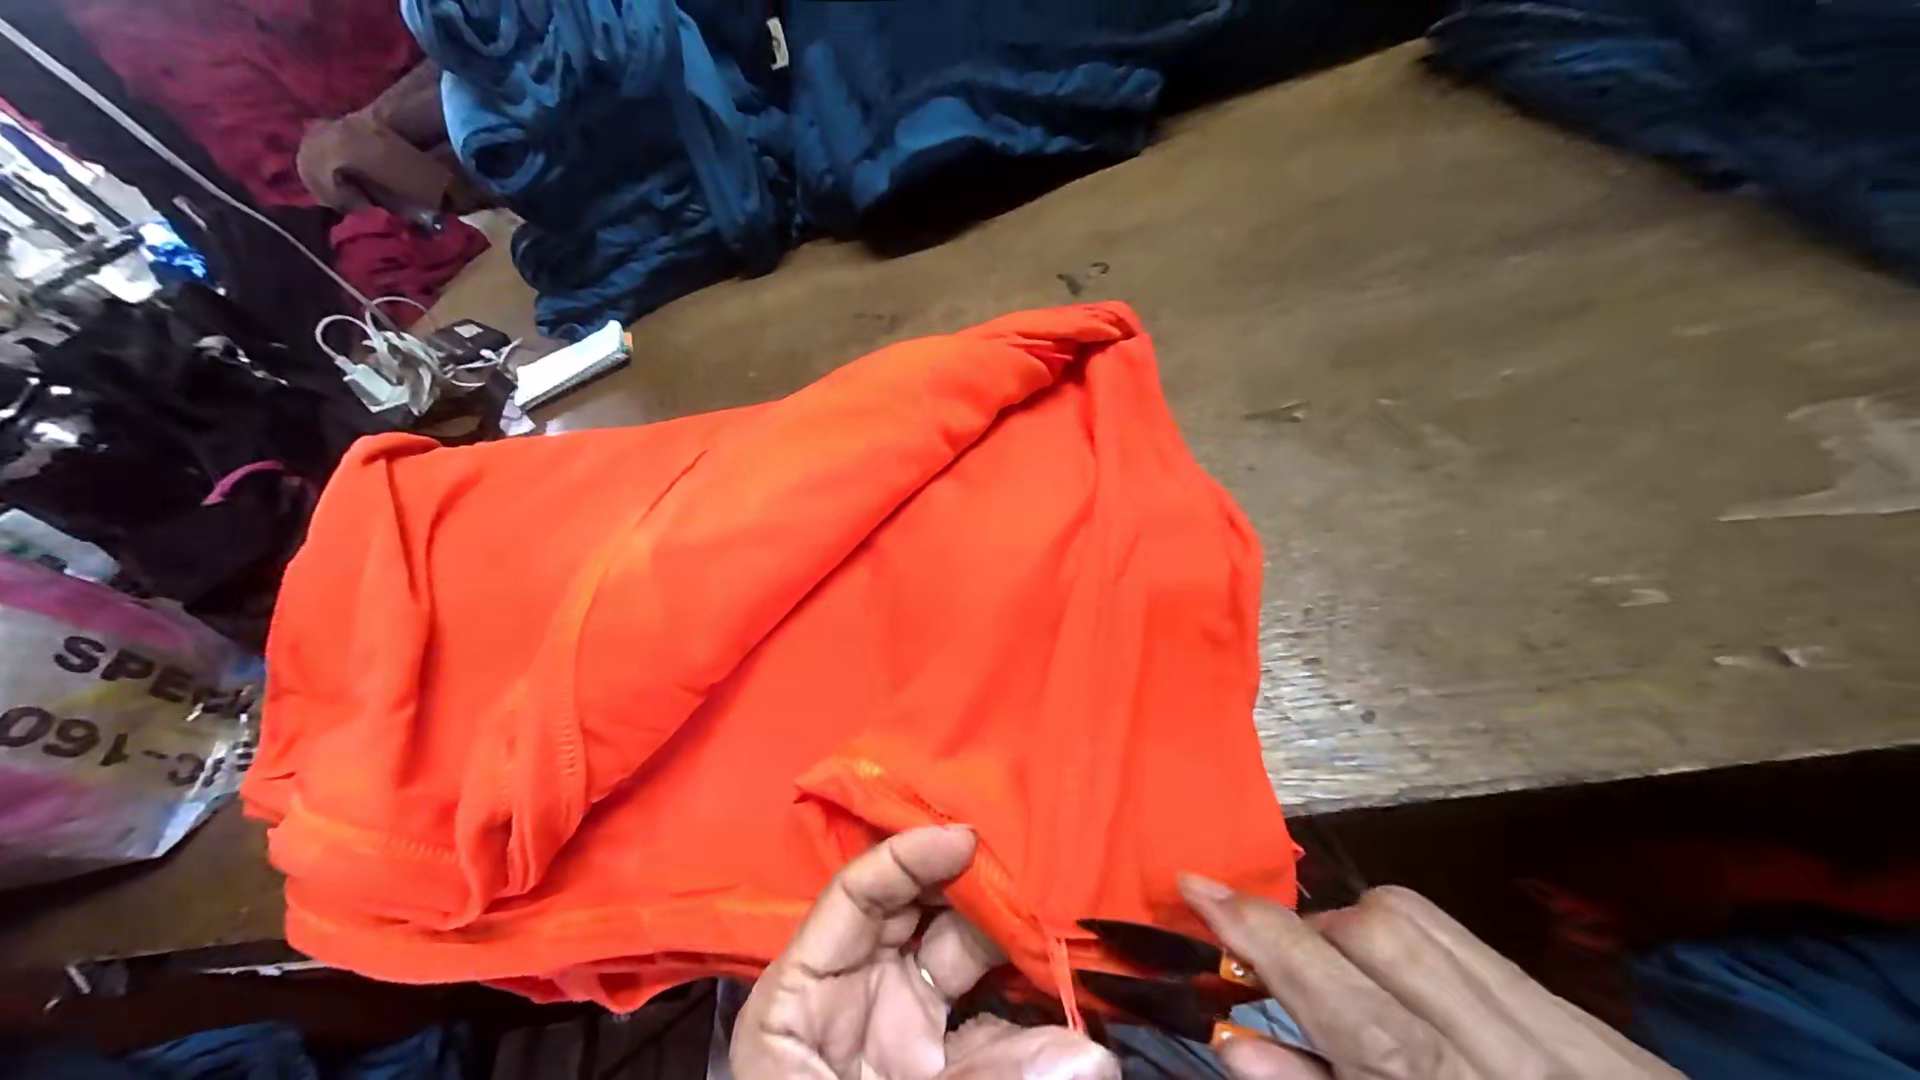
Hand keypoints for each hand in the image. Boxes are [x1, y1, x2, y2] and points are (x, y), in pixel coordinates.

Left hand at [732, 824, 1117, 1079]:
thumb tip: (1092, 1057)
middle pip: (913, 914)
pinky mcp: (934, 1067)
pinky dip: (1027, 1027)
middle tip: (1027, 867)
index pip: (856, 894)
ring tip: (1059, 922)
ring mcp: (896, 1030)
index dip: (908, 857)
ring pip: (957, 963)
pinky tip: (1072, 1027)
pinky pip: (985, 1030)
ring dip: (1008, 947)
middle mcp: (851, 994)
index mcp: (801, 993)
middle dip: (969, 889)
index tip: (968, 839)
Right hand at [1178, 878, 1681, 1078]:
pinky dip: (1412, 948)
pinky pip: (1479, 948)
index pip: (1362, 1018)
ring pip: (1432, 921)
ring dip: (1354, 928)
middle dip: (1311, 931)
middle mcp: (1549, 1079)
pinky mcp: (1618, 1043)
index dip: (1267, 940)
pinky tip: (1406, 992)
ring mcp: (1598, 1056)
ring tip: (1335, 972)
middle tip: (1280, 966)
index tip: (1195, 887)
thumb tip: (1237, 1048)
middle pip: (1393, 935)